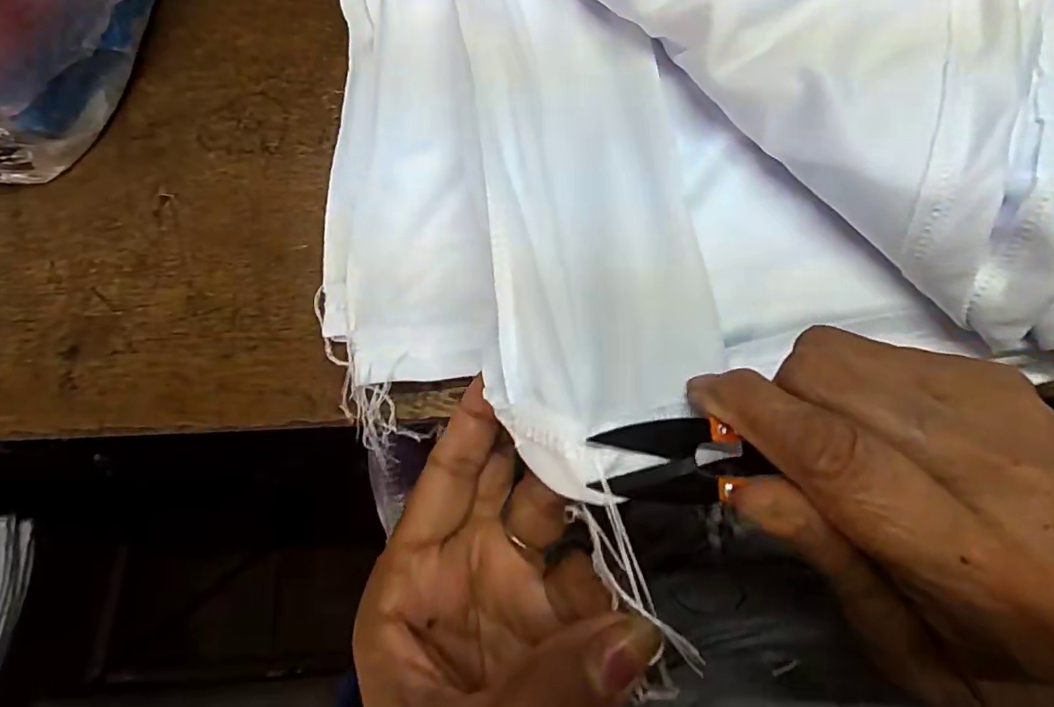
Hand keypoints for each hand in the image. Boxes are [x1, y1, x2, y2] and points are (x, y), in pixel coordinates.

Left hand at [352, 377, 663, 705]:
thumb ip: (548, 687)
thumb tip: (636, 637)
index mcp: (413, 587)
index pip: (442, 488)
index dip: (467, 431)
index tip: (498, 377)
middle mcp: (470, 573)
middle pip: (505, 487)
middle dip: (536, 437)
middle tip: (575, 383)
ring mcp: (524, 595)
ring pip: (557, 517)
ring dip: (584, 479)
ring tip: (617, 429)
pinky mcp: (571, 623)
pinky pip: (598, 571)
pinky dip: (620, 544)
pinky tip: (640, 499)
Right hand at [688, 329, 1053, 706]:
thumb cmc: (1004, 667)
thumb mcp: (903, 649)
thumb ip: (826, 554)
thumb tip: (739, 481)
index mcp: (990, 565)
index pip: (845, 461)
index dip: (761, 417)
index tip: (703, 396)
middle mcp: (1003, 464)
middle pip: (835, 381)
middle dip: (778, 402)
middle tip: (772, 448)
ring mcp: (1004, 403)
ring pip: (845, 351)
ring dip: (810, 389)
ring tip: (832, 441)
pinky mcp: (998, 372)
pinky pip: (875, 349)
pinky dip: (849, 382)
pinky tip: (879, 428)